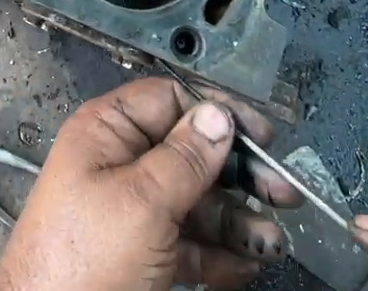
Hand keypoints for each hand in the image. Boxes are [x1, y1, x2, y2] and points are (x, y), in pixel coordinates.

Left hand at [0, 77, 303, 290]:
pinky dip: (218, 253)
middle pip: (190, 153)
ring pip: (195, 201)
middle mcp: (120, 162)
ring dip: (237, 221)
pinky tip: (245, 265)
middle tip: (283, 193)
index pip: (170, 100)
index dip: (216, 113)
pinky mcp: (140, 252)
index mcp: (108, 131)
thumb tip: (218, 114)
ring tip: (270, 242)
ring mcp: (131, 209)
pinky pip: (187, 240)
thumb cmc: (84, 256)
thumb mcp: (141, 201)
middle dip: (238, 175)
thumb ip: (185, 158)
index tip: (260, 136)